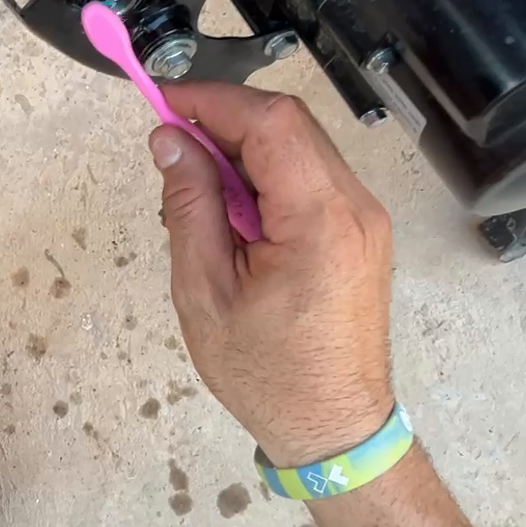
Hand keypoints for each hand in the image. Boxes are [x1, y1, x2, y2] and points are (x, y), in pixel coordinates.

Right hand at [150, 83, 394, 465]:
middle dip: (223, 119)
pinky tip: (230, 207)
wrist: (333, 427)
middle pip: (289, 125)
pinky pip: (308, 178)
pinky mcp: (359, 232)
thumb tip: (170, 142)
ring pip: (299, 148)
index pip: (270, 123)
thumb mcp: (205, 290)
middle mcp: (355, 207)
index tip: (161, 101)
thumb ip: (189, 206)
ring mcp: (365, 218)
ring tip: (193, 182)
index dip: (212, 99)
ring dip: (241, 148)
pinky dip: (263, 175)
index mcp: (320, 220)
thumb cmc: (264, 371)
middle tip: (170, 143)